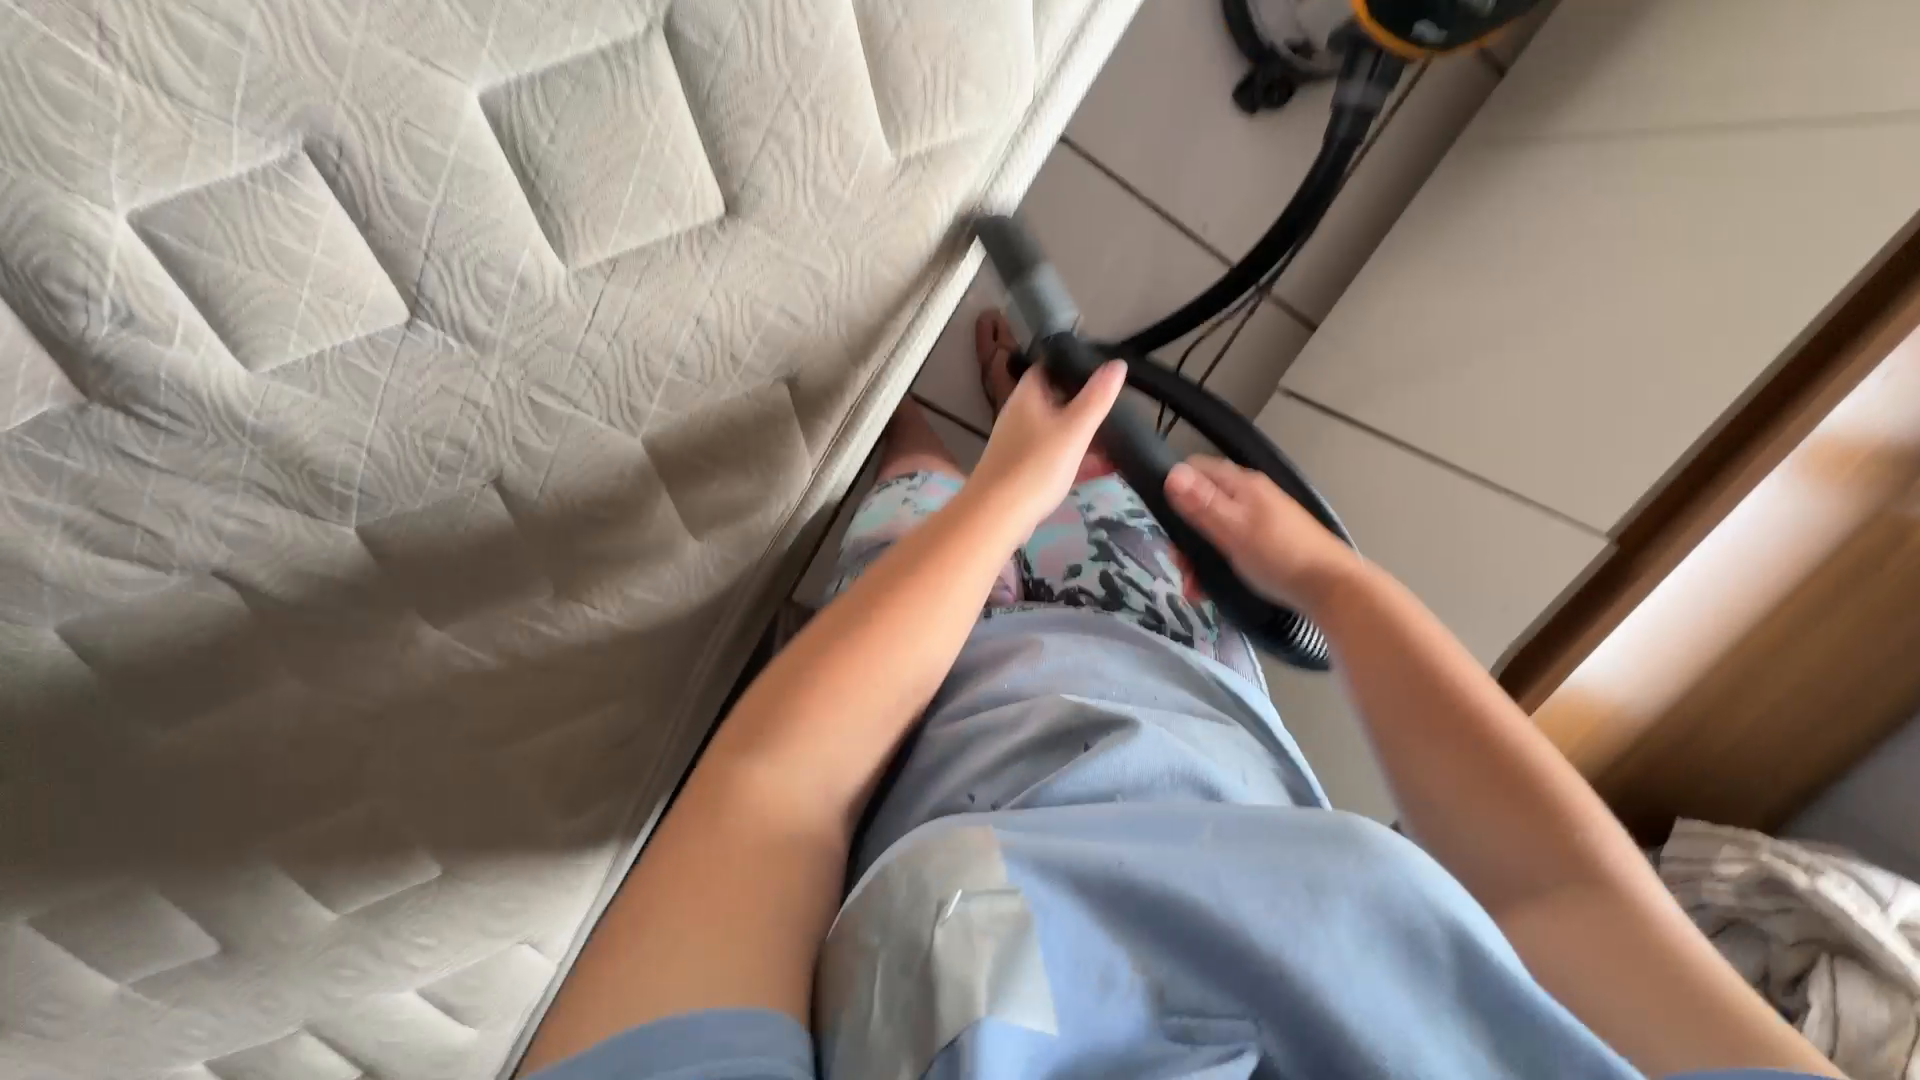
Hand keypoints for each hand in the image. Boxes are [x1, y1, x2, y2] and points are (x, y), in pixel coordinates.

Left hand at [969, 360, 1126, 530]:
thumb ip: (1097, 398)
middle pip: (1056, 399)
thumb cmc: (1035, 466)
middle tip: (1118, 406)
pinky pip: (1055, 455)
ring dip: (1084, 433)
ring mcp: (1019, 443)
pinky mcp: (1023, 469)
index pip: (1050, 365)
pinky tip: (1104, 467)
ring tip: (1118, 437)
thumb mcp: (1074, 430)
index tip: (1104, 368)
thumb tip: (1117, 364)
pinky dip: (1077, 457)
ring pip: (1058, 429)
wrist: (996, 516)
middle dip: (1086, 402)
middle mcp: (1020, 414)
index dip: (1074, 363)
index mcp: (1028, 395)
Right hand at [1164, 455, 1362, 614]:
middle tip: (1179, 564)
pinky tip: (1210, 587)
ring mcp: (1259, 520)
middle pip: (1201, 504)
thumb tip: (1171, 474)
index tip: (1163, 520)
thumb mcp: (1234, 530)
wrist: (1331, 588)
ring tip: (1193, 585)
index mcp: (1242, 486)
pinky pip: (1229, 547)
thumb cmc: (1280, 556)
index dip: (1174, 488)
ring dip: (1197, 556)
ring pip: (1213, 530)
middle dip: (1184, 535)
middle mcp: (1250, 496)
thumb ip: (1202, 504)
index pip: (1196, 469)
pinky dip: (1215, 565)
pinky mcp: (1266, 543)